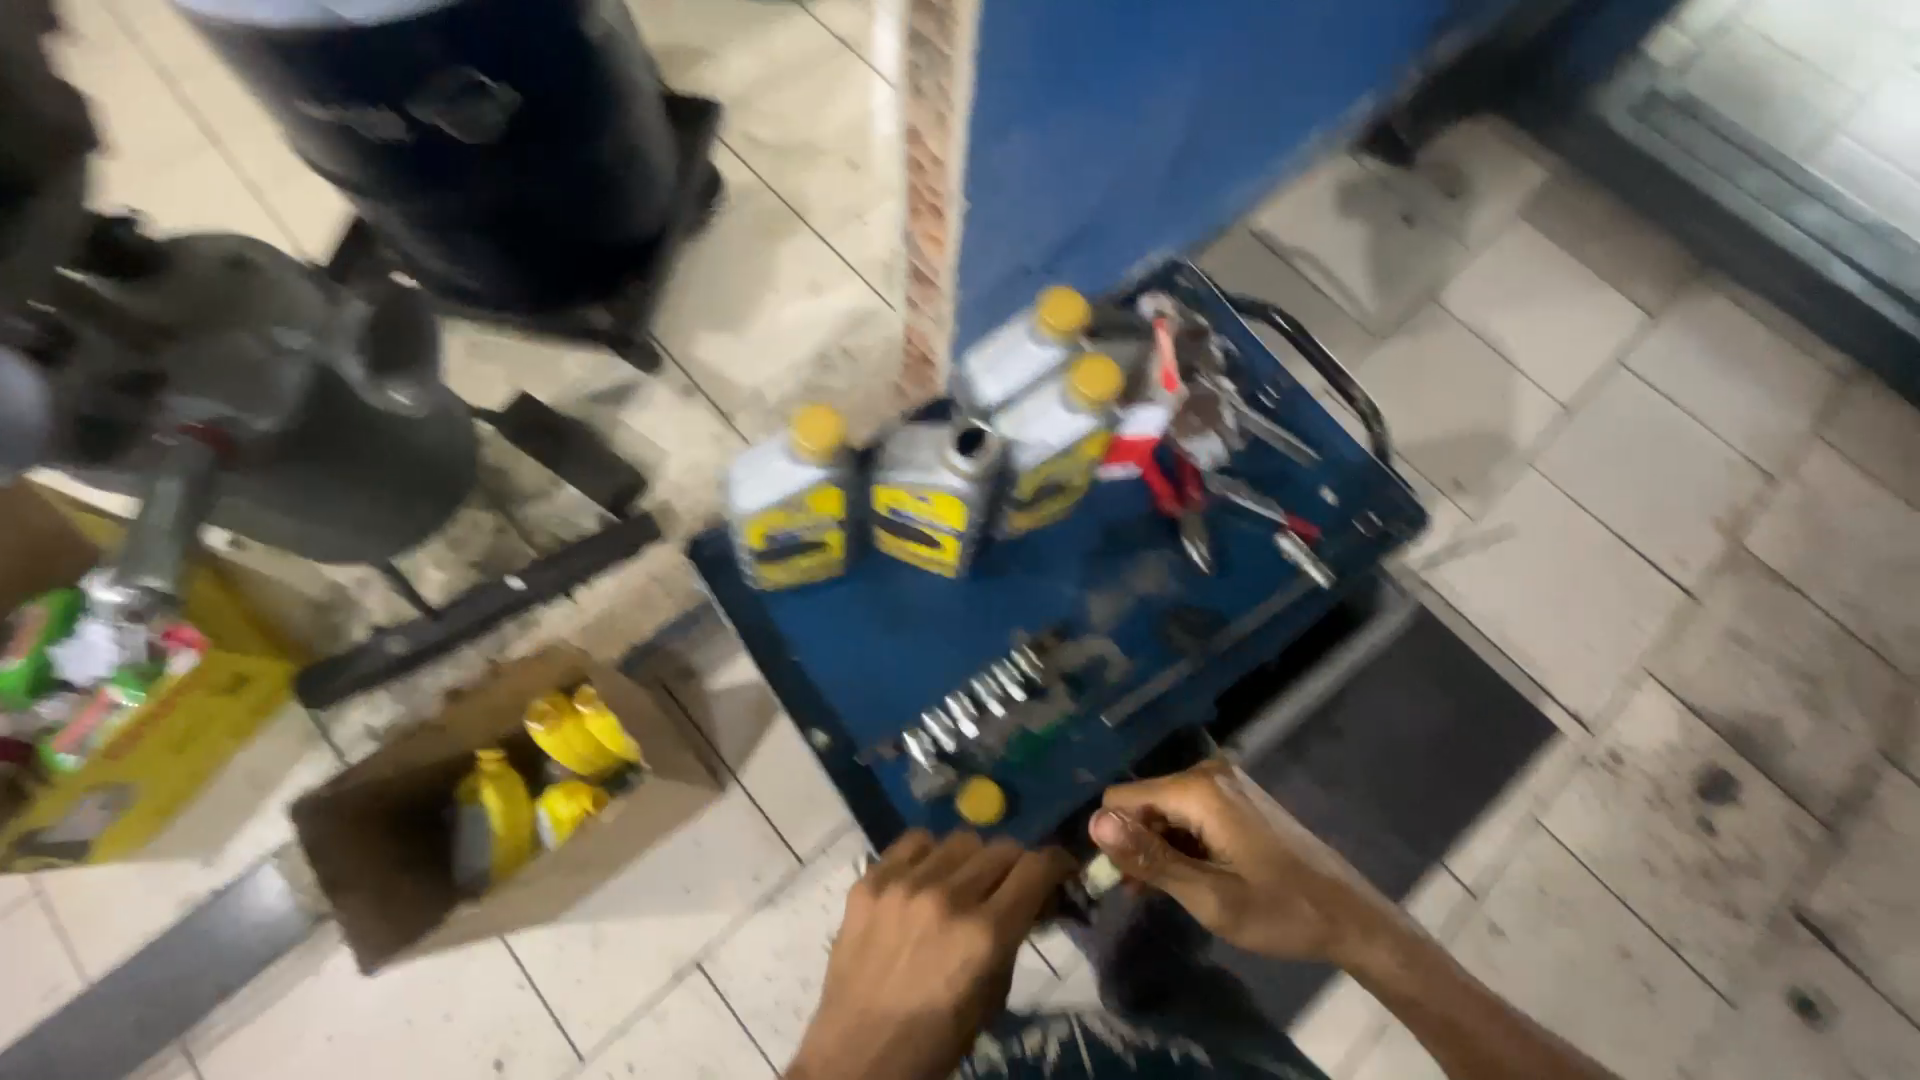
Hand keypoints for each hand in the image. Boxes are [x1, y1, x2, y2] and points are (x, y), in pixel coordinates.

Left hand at [786, 830, 1077, 1079]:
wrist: (857, 1056)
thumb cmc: (936, 1039)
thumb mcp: (993, 996)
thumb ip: (1013, 938)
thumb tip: (1032, 899)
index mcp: (984, 934)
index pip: (1036, 867)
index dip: (1056, 863)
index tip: (1059, 871)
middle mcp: (948, 897)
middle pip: (1002, 848)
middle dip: (1016, 865)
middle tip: (1010, 885)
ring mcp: (904, 884)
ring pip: (960, 839)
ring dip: (972, 858)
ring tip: (962, 882)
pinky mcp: (870, 881)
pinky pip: (913, 842)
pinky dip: (928, 854)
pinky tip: (924, 878)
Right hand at [1088, 758, 1412, 967]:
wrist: (1352, 918)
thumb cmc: (1280, 912)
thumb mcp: (1209, 896)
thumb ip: (1149, 858)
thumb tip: (1093, 823)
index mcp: (1198, 789)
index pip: (1121, 798)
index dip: (1115, 840)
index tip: (1128, 884)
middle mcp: (1209, 772)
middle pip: (1142, 801)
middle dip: (1136, 844)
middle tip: (1148, 896)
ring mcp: (1226, 783)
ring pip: (1163, 808)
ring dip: (1158, 847)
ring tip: (1171, 892)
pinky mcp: (1237, 798)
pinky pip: (1188, 812)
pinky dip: (1180, 843)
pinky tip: (1192, 876)